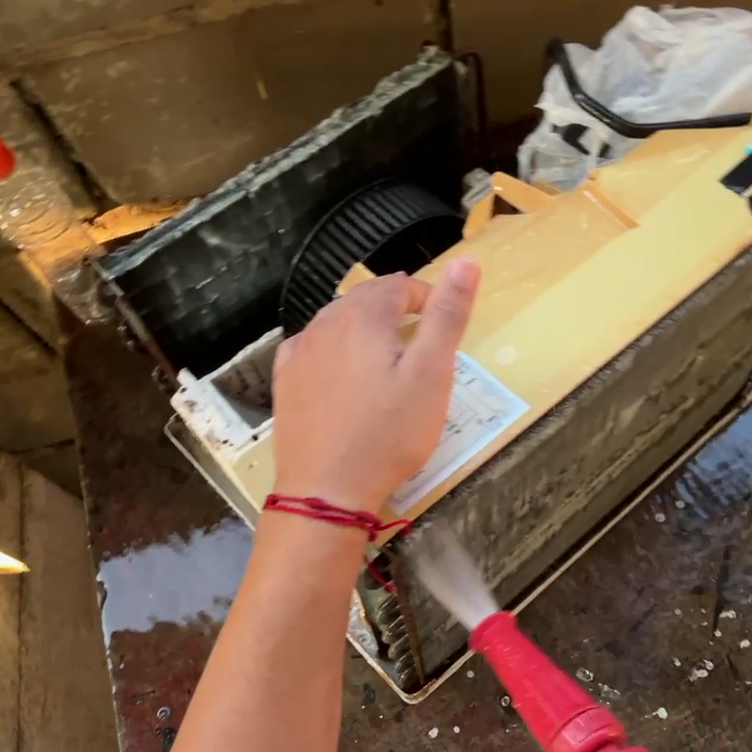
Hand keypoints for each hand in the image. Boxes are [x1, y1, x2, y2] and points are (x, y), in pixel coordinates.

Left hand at [271, 261, 480, 514]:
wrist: (327, 489)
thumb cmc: (389, 434)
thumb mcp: (431, 375)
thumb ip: (447, 317)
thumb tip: (466, 262)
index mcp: (364, 316)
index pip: (400, 285)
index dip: (427, 298)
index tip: (443, 324)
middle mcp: (325, 323)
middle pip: (365, 301)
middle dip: (395, 312)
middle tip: (419, 343)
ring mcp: (299, 353)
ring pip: (336, 324)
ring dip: (363, 331)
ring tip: (385, 361)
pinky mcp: (285, 383)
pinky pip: (313, 350)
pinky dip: (334, 353)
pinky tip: (343, 375)